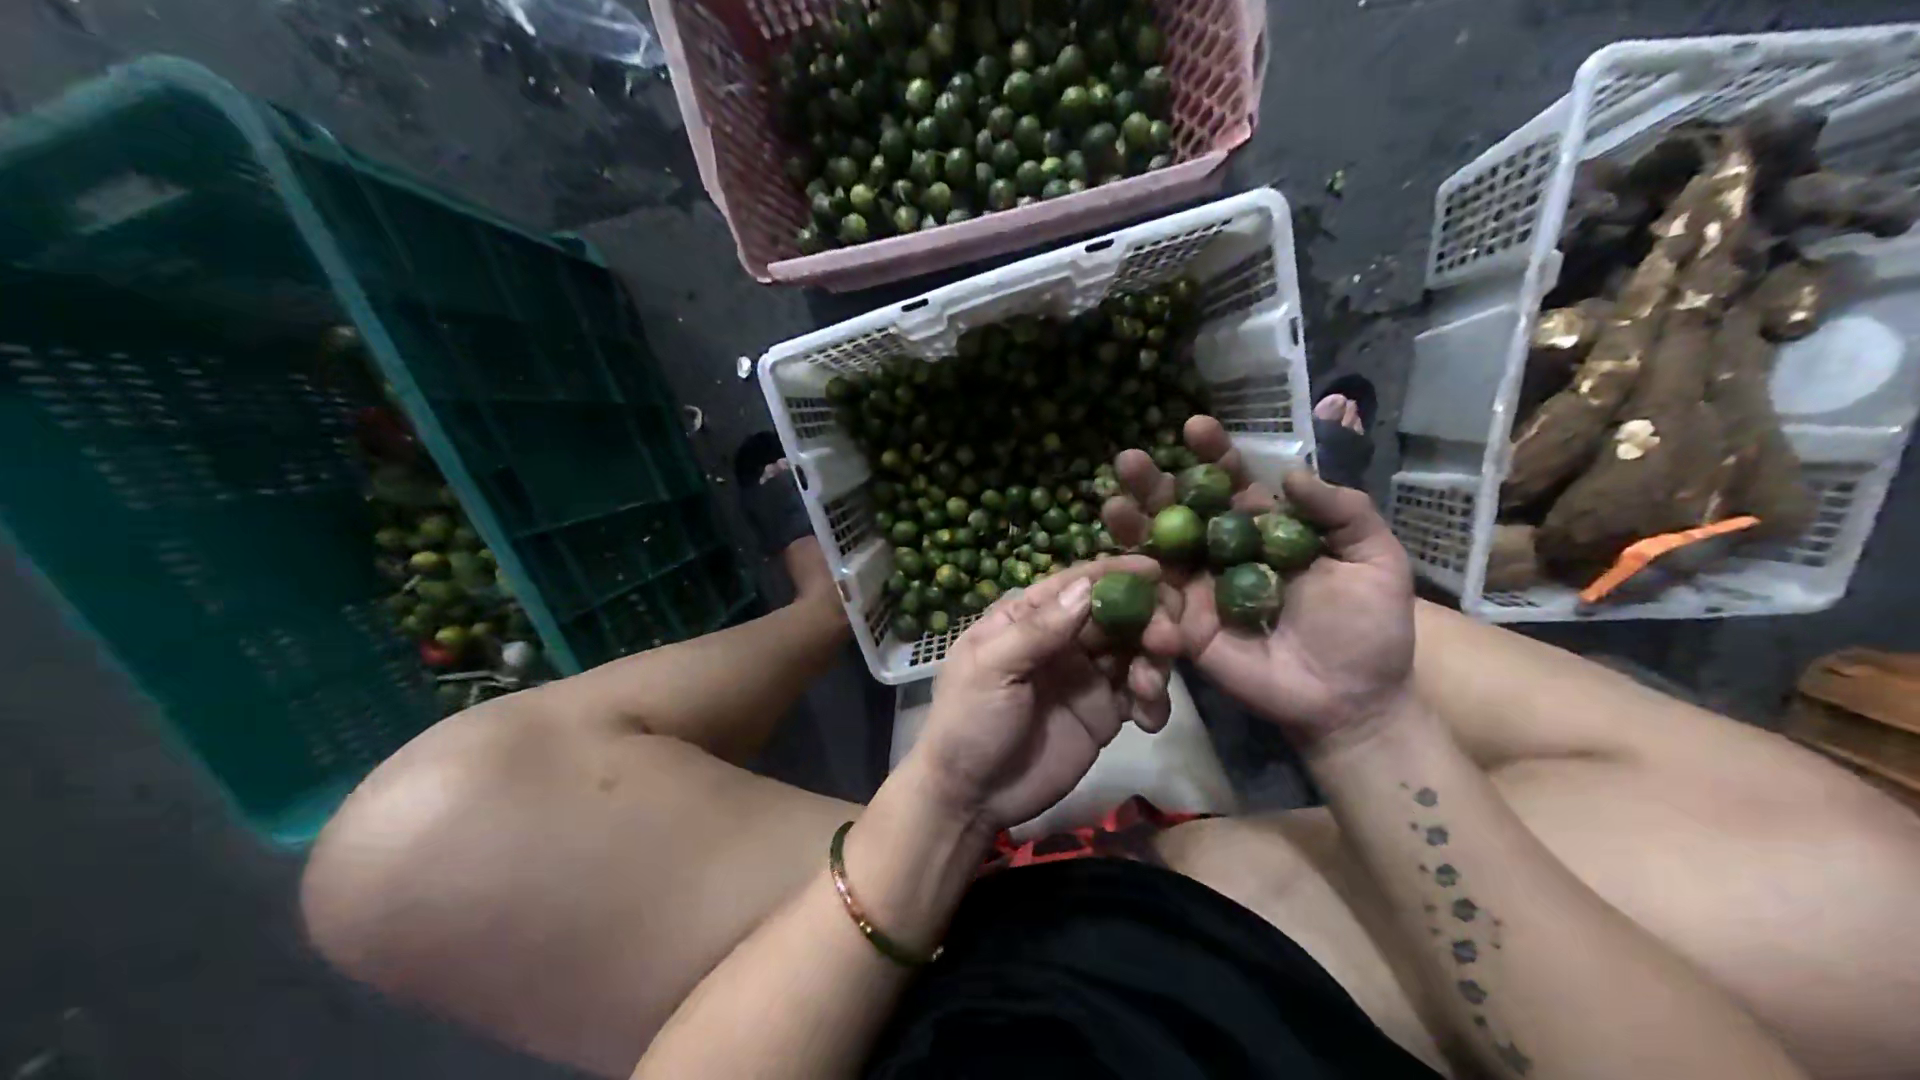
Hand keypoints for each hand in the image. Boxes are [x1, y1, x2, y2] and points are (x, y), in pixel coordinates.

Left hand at [902, 555, 1177, 832]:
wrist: (972, 796)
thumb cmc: (968, 722)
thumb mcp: (991, 669)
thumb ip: (1038, 630)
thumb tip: (1086, 587)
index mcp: (1027, 620)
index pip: (1074, 586)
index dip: (1113, 574)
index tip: (1155, 570)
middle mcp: (1061, 641)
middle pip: (1115, 615)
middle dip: (1146, 620)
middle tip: (1166, 639)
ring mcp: (1085, 677)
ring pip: (1134, 651)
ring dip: (1153, 661)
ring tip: (1147, 686)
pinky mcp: (1104, 713)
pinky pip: (1139, 695)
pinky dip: (1153, 701)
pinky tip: (1149, 720)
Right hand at [1101, 416, 1415, 747]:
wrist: (1354, 698)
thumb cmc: (1370, 626)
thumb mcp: (1375, 558)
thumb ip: (1341, 512)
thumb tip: (1290, 476)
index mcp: (1262, 530)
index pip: (1231, 484)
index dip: (1212, 455)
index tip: (1194, 427)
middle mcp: (1222, 553)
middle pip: (1181, 511)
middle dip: (1155, 484)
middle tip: (1129, 460)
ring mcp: (1199, 592)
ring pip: (1157, 553)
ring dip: (1132, 527)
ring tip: (1113, 503)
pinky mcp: (1186, 630)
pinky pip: (1157, 607)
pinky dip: (1138, 589)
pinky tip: (1121, 569)